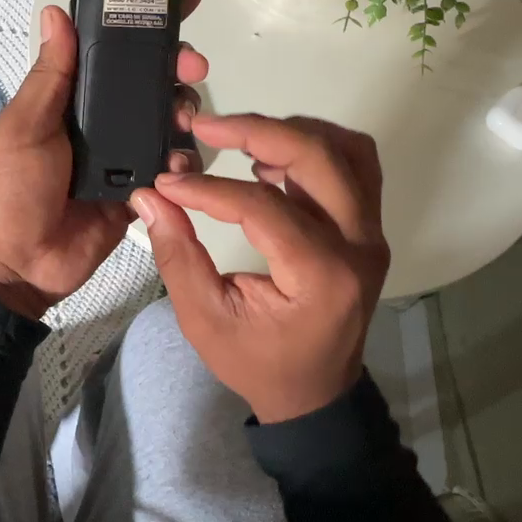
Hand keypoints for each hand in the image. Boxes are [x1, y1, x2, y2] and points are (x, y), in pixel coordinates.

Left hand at [0, 0, 207, 319]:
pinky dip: (185, 159)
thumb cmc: (12, 190)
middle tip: (193, 66)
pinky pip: (172, 167)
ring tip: (188, 117)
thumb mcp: (22, 127)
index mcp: (70, 100)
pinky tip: (183, 160)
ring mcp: (123, 157)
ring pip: (167, 120)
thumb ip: (48, 75)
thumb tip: (55, 10)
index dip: (144, 25)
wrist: (20, 263)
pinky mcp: (140, 190)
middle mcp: (101, 121)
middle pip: (150, 82)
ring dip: (186, 110)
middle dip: (177, 66)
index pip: (112, 52)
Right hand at [128, 114, 390, 422]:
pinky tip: (269, 161)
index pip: (264, 205)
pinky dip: (313, 150)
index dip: (209, 189)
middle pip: (319, 157)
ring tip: (241, 138)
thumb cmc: (257, 363)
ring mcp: (371, 235)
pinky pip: (353, 168)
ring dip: (293, 133)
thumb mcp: (205, 319)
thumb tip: (150, 197)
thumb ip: (178, 255)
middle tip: (206, 126)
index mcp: (322, 275)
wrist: (313, 395)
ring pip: (348, 151)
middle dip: (258, 130)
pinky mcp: (367, 231)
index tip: (166, 182)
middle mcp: (360, 245)